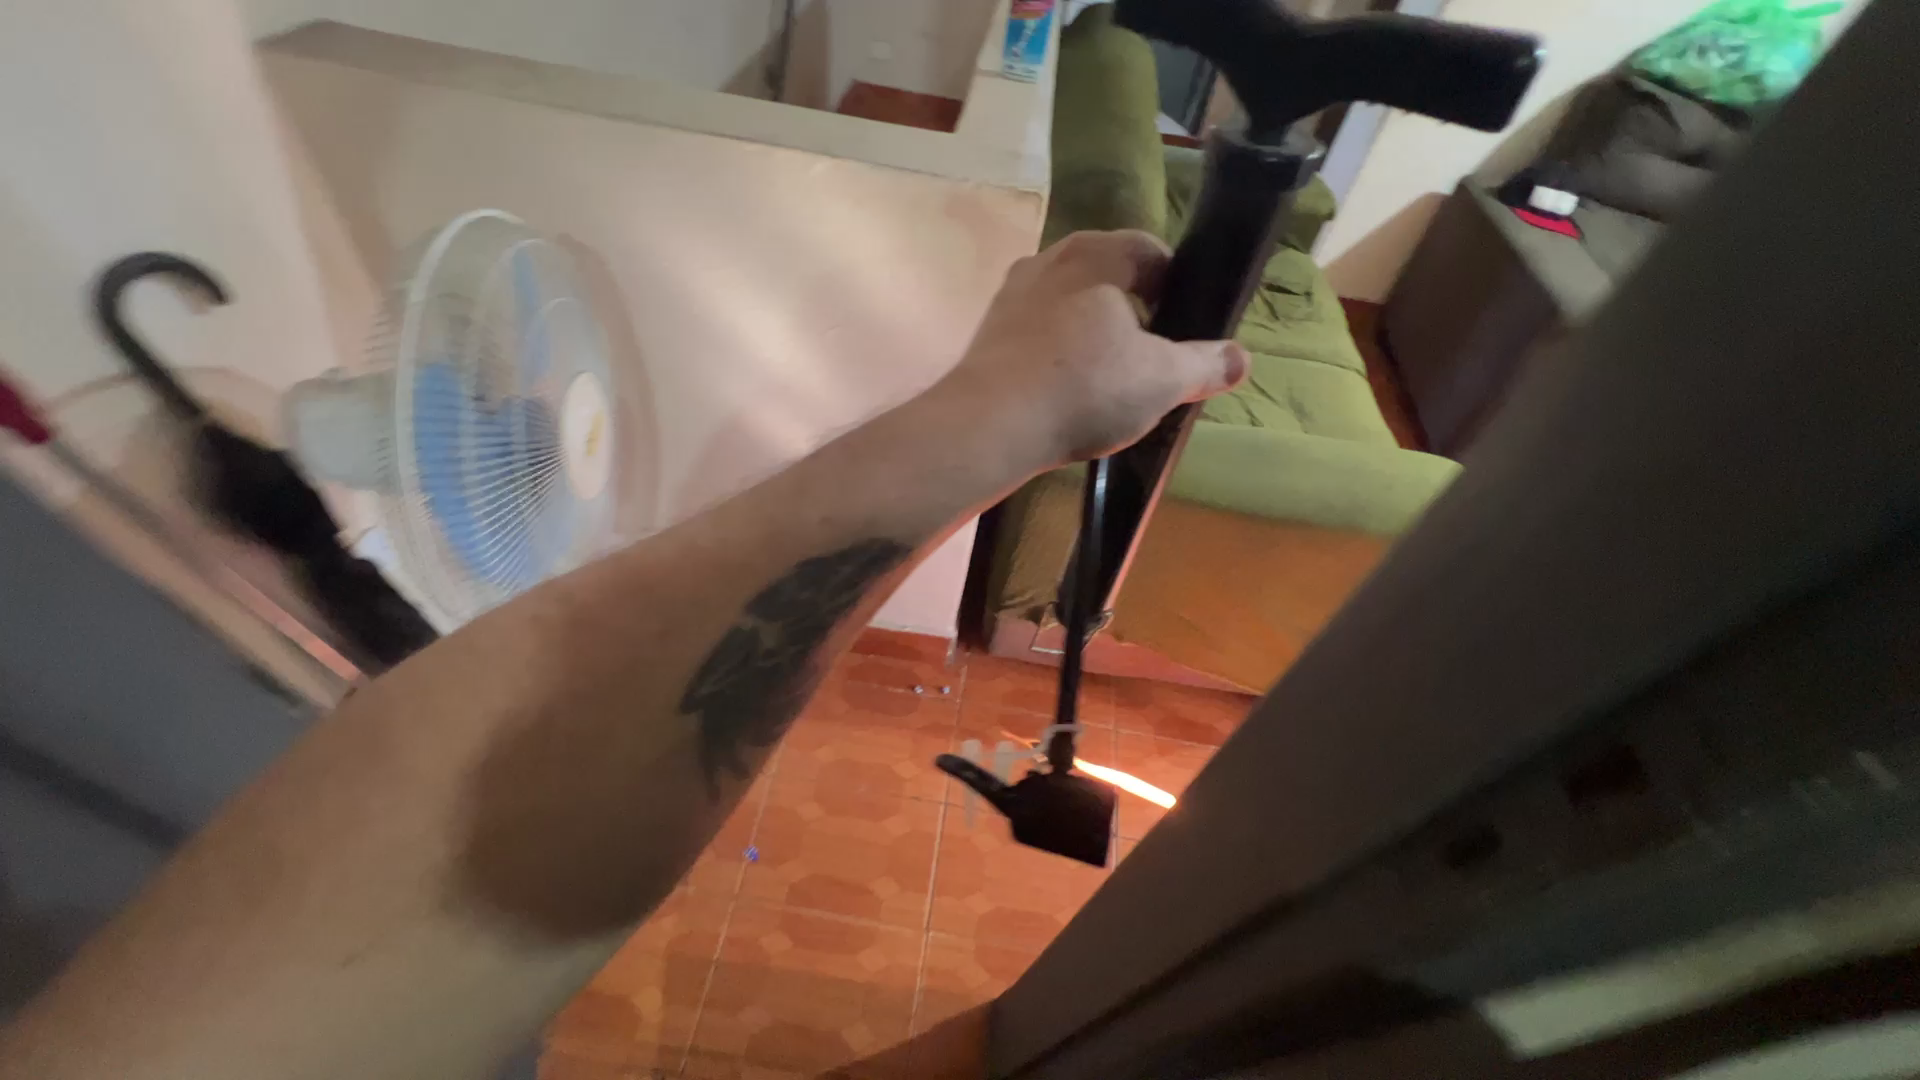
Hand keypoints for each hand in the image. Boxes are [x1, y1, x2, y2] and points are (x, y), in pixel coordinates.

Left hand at [934, 230, 1248, 467]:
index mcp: (1098, 253)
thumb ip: (1205, 365)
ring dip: (1092, 337)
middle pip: (1108, 279)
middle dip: (1134, 315)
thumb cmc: (1085, 388)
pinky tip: (1063, 394)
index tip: (1183, 330)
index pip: (1153, 253)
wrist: (989, 426)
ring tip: (1106, 383)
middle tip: (1149, 361)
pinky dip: (1056, 357)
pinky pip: (1037, 336)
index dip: (1176, 290)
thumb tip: (1241, 358)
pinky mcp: (987, 335)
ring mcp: (1011, 296)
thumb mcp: (1162, 380)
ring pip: (1069, 308)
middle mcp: (1050, 260)